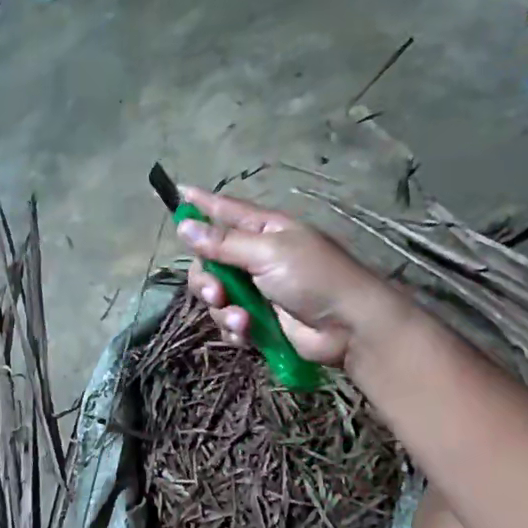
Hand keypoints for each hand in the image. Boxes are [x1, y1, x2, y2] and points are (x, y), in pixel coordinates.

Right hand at [175, 187, 400, 366]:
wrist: (348, 327)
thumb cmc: (314, 278)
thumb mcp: (268, 252)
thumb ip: (223, 243)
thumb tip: (184, 225)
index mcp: (264, 230)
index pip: (226, 211)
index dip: (202, 204)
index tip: (178, 194)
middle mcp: (257, 257)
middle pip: (209, 262)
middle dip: (206, 281)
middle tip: (216, 293)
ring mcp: (258, 291)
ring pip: (216, 296)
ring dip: (223, 310)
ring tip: (242, 320)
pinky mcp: (259, 321)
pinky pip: (229, 322)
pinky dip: (234, 329)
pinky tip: (246, 334)